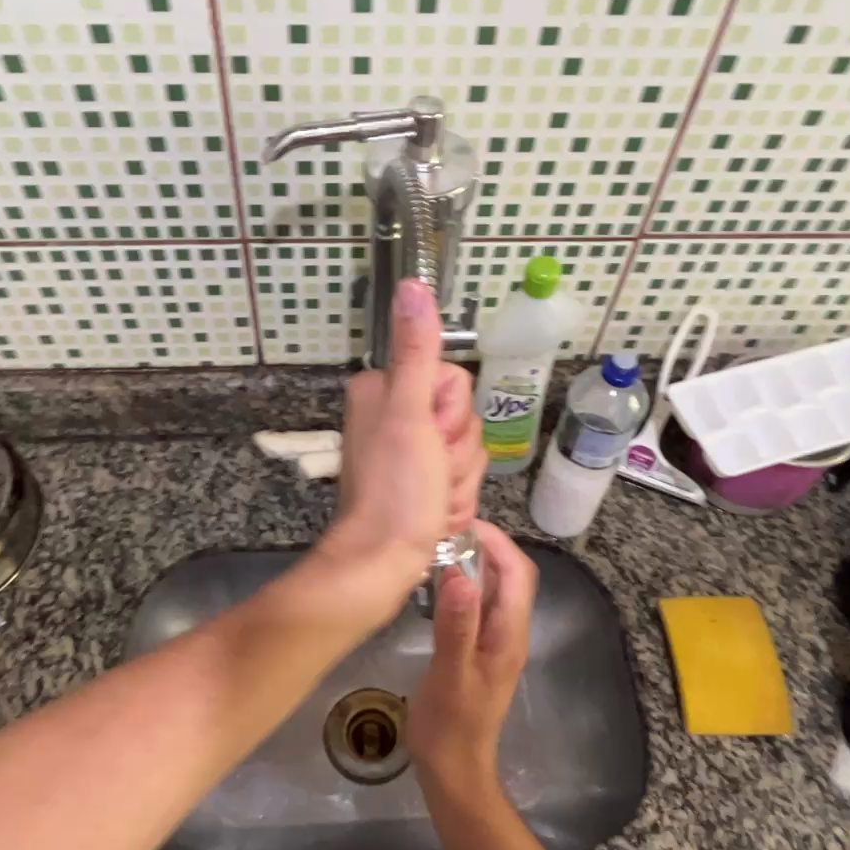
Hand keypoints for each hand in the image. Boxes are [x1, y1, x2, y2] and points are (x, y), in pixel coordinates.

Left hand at [329, 279, 484, 572]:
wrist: (383, 564)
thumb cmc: (396, 493)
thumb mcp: (409, 416)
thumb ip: (416, 352)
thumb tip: (412, 285)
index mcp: (384, 390)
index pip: (454, 380)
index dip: (453, 416)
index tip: (432, 442)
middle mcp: (394, 415)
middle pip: (463, 416)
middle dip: (457, 454)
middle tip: (431, 476)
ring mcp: (408, 451)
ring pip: (466, 450)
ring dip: (458, 481)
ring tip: (433, 500)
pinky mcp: (420, 481)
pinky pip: (460, 478)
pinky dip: (455, 500)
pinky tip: (436, 514)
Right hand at [409, 520, 537, 794]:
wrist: (453, 771)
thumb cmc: (450, 726)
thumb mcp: (450, 675)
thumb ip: (456, 626)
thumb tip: (461, 575)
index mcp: (509, 635)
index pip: (516, 573)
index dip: (497, 542)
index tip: (462, 522)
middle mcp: (508, 633)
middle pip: (509, 577)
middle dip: (486, 546)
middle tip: (445, 530)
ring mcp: (494, 642)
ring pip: (493, 590)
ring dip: (474, 564)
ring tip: (439, 547)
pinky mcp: (477, 650)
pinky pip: (477, 606)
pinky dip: (462, 586)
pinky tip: (436, 584)